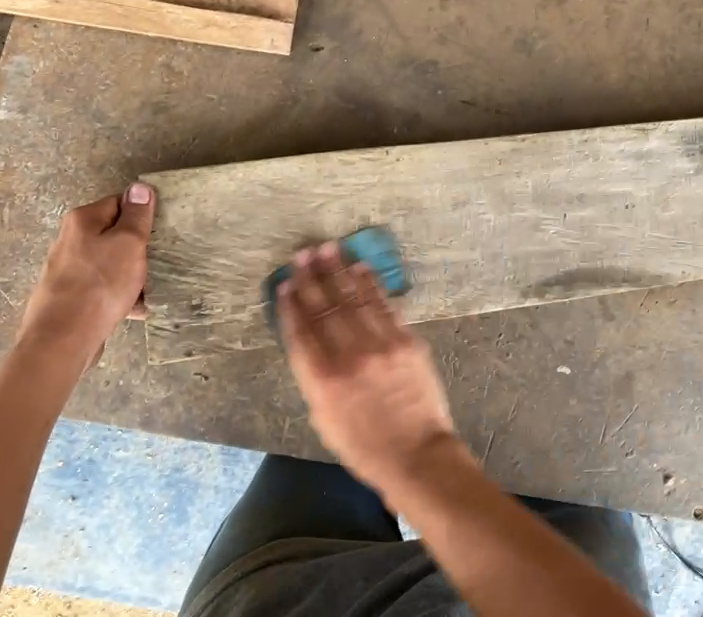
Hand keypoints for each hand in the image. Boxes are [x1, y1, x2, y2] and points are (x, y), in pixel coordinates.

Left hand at [18, 182, 155, 365]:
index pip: (121, 203)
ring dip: (130, 274)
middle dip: (137, 248)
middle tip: (156, 261)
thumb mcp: (129, 243)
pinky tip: (134, 309)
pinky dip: (118, 294)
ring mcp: (66, 269)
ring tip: (147, 289)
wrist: (62, 340)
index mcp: (82, 220)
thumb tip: (139, 187)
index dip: (142, 217)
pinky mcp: (68, 295)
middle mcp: (70, 240)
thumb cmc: (100, 285)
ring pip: (110, 262)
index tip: (158, 233)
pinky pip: (101, 286)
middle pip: (114, 234)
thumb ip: (137, 215)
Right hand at [278, 242, 460, 494]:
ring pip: (354, 299)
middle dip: (312, 278)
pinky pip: (384, 306)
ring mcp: (381, 346)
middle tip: (303, 253)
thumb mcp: (324, 420)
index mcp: (322, 382)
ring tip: (328, 248)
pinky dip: (370, 285)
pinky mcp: (406, 341)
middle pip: (325, 308)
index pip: (301, 332)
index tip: (284, 283)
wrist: (417, 455)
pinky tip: (360, 268)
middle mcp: (348, 357)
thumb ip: (315, 380)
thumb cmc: (364, 447)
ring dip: (339, 271)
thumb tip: (310, 344)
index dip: (290, 305)